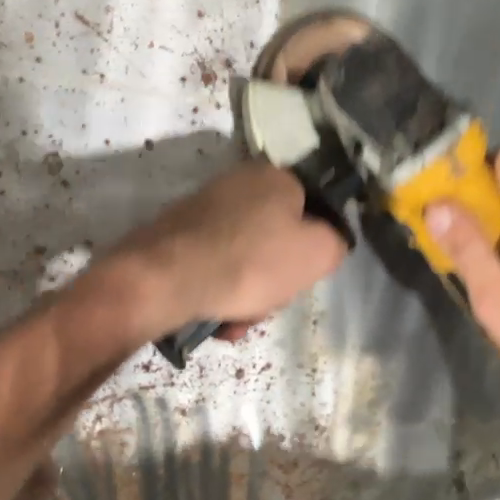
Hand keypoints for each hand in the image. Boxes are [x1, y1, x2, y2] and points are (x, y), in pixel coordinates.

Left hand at [114, 161, 347, 338]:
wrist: (165, 280)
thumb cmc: (251, 263)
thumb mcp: (317, 254)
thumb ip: (335, 243)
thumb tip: (328, 241)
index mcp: (275, 177)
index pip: (311, 211)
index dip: (312, 249)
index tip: (301, 277)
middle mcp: (237, 184)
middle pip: (274, 242)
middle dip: (274, 282)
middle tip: (265, 306)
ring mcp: (202, 210)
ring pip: (243, 261)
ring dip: (245, 298)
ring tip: (233, 323)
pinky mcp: (176, 237)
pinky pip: (212, 269)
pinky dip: (217, 296)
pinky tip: (213, 319)